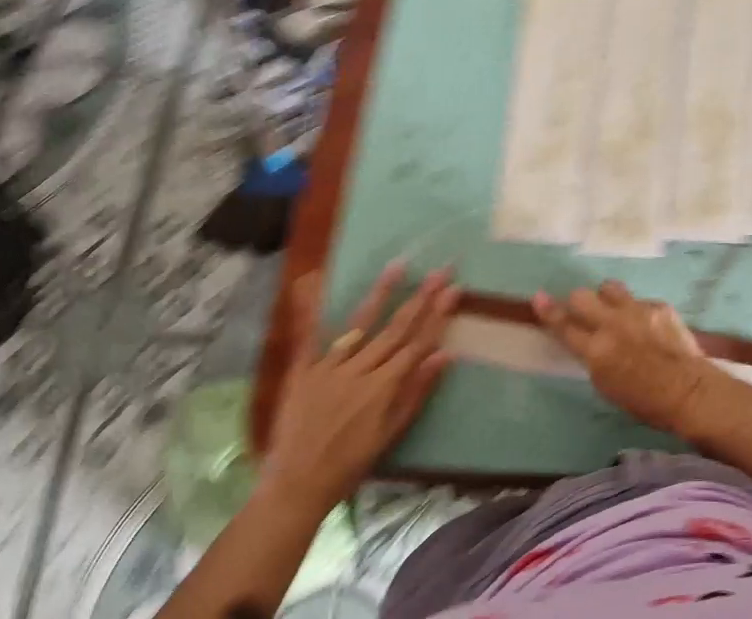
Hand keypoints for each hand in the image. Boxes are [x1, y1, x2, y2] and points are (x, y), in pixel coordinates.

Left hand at [263, 262, 459, 509]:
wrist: (297, 484)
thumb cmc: (350, 464)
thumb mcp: (391, 434)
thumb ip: (416, 392)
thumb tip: (445, 355)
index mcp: (385, 387)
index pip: (418, 343)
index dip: (438, 315)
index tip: (454, 289)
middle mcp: (360, 371)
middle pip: (396, 328)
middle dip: (420, 297)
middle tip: (439, 270)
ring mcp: (330, 367)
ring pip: (360, 323)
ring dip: (381, 293)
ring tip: (397, 266)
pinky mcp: (302, 370)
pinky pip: (309, 335)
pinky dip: (311, 307)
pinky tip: (311, 280)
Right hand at [532, 280, 716, 433]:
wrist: (689, 391)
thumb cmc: (645, 401)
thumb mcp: (606, 385)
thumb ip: (593, 358)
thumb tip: (589, 343)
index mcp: (596, 350)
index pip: (564, 326)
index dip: (548, 311)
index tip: (538, 297)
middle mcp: (612, 324)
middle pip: (582, 297)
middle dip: (578, 302)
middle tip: (584, 312)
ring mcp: (637, 311)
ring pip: (609, 288)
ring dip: (607, 298)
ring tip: (616, 311)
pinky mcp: (658, 306)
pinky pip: (639, 301)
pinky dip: (638, 312)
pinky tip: (649, 327)